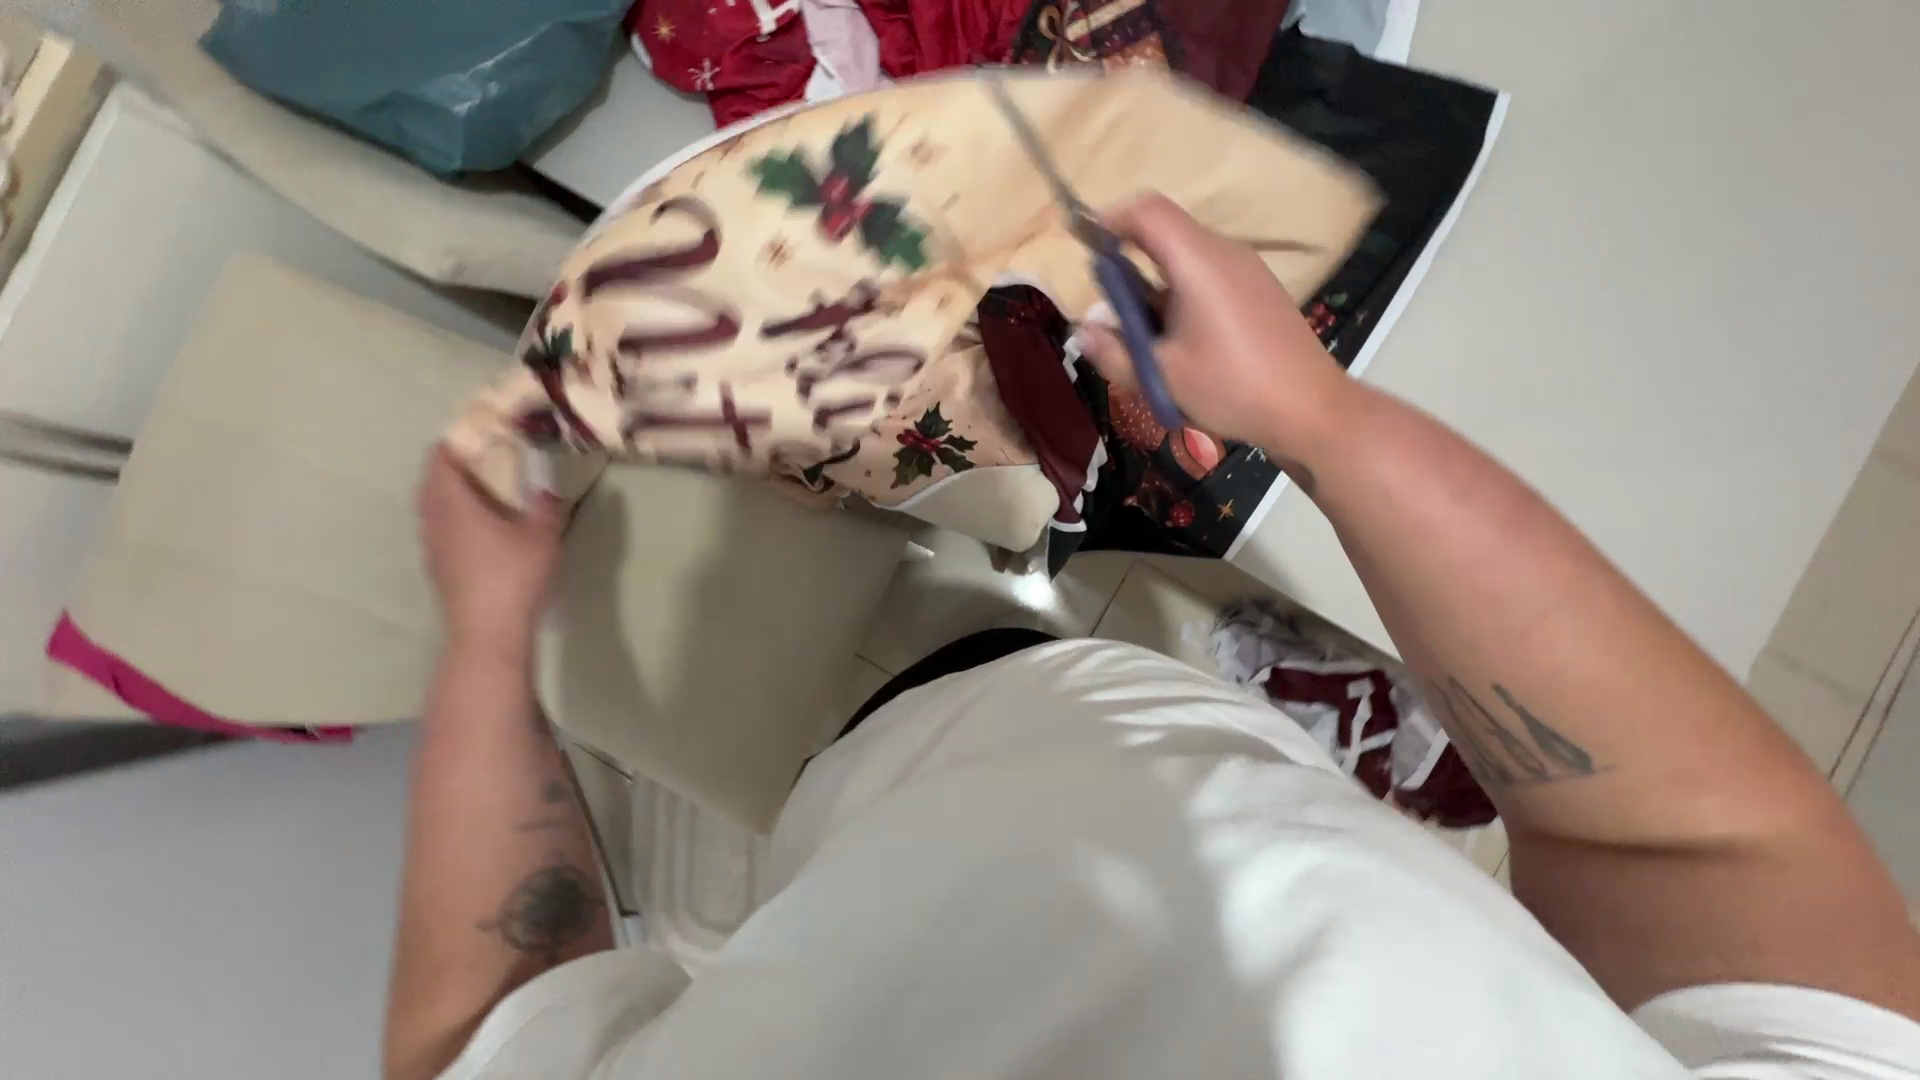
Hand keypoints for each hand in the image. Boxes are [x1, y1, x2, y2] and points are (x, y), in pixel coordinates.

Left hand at [418, 447, 566, 652]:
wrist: (488, 629)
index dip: (457, 441)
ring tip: (483, 488)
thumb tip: (547, 487)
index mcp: (454, 503)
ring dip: (452, 491)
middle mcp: (434, 519)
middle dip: (453, 465)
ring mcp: (432, 545)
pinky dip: (455, 514)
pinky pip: (440, 527)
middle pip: (432, 481)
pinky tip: (480, 526)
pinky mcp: (438, 566)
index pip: (441, 459)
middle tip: (483, 456)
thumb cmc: (513, 575)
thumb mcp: (543, 535)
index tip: (479, 431)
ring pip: (433, 506)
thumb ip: (546, 506)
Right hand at [1079, 193, 1356, 459]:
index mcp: (1199, 263)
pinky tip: (1178, 347)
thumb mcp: (1162, 377)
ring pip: (1182, 263)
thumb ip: (1114, 352)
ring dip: (1150, 293)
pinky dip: (1177, 301)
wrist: (1309, 409)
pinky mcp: (1256, 292)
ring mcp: (1245, 272)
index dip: (1110, 220)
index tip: (1085, 247)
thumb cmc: (1232, 388)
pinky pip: (1205, 280)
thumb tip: (1083, 332)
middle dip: (1125, 272)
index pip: (1147, 212)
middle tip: (1110, 320)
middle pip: (1163, 239)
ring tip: (1143, 343)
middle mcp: (1224, 254)